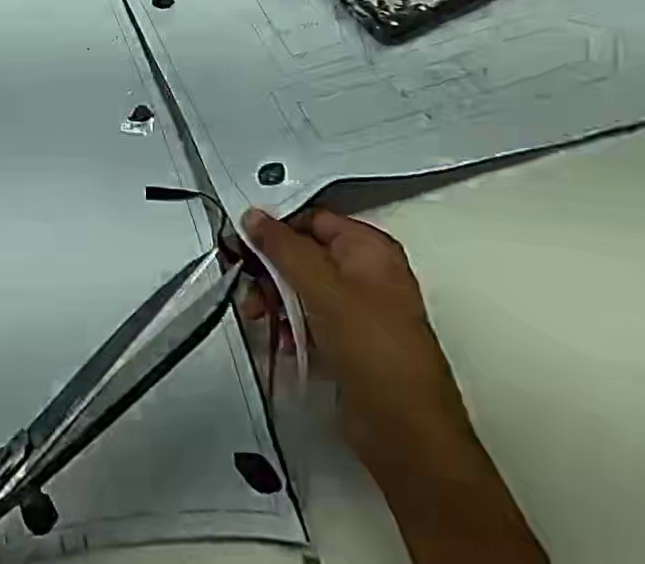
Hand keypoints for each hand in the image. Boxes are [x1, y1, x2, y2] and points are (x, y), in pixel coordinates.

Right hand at [244, 209, 548, 563]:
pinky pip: (304, 315)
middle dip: (268, 268)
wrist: (403, 430)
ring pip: (297, 285)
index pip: (311, 219)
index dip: (275, 228)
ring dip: (271, 297)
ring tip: (257, 315)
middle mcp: (363, 272)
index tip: (241, 242)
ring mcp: (354, 307)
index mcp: (370, 249)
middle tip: (245, 284)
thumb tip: (253, 215)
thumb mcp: (322, 288)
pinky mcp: (342, 338)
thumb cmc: (372, 349)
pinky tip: (274, 335)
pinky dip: (284, 321)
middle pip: (300, 253)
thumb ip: (283, 247)